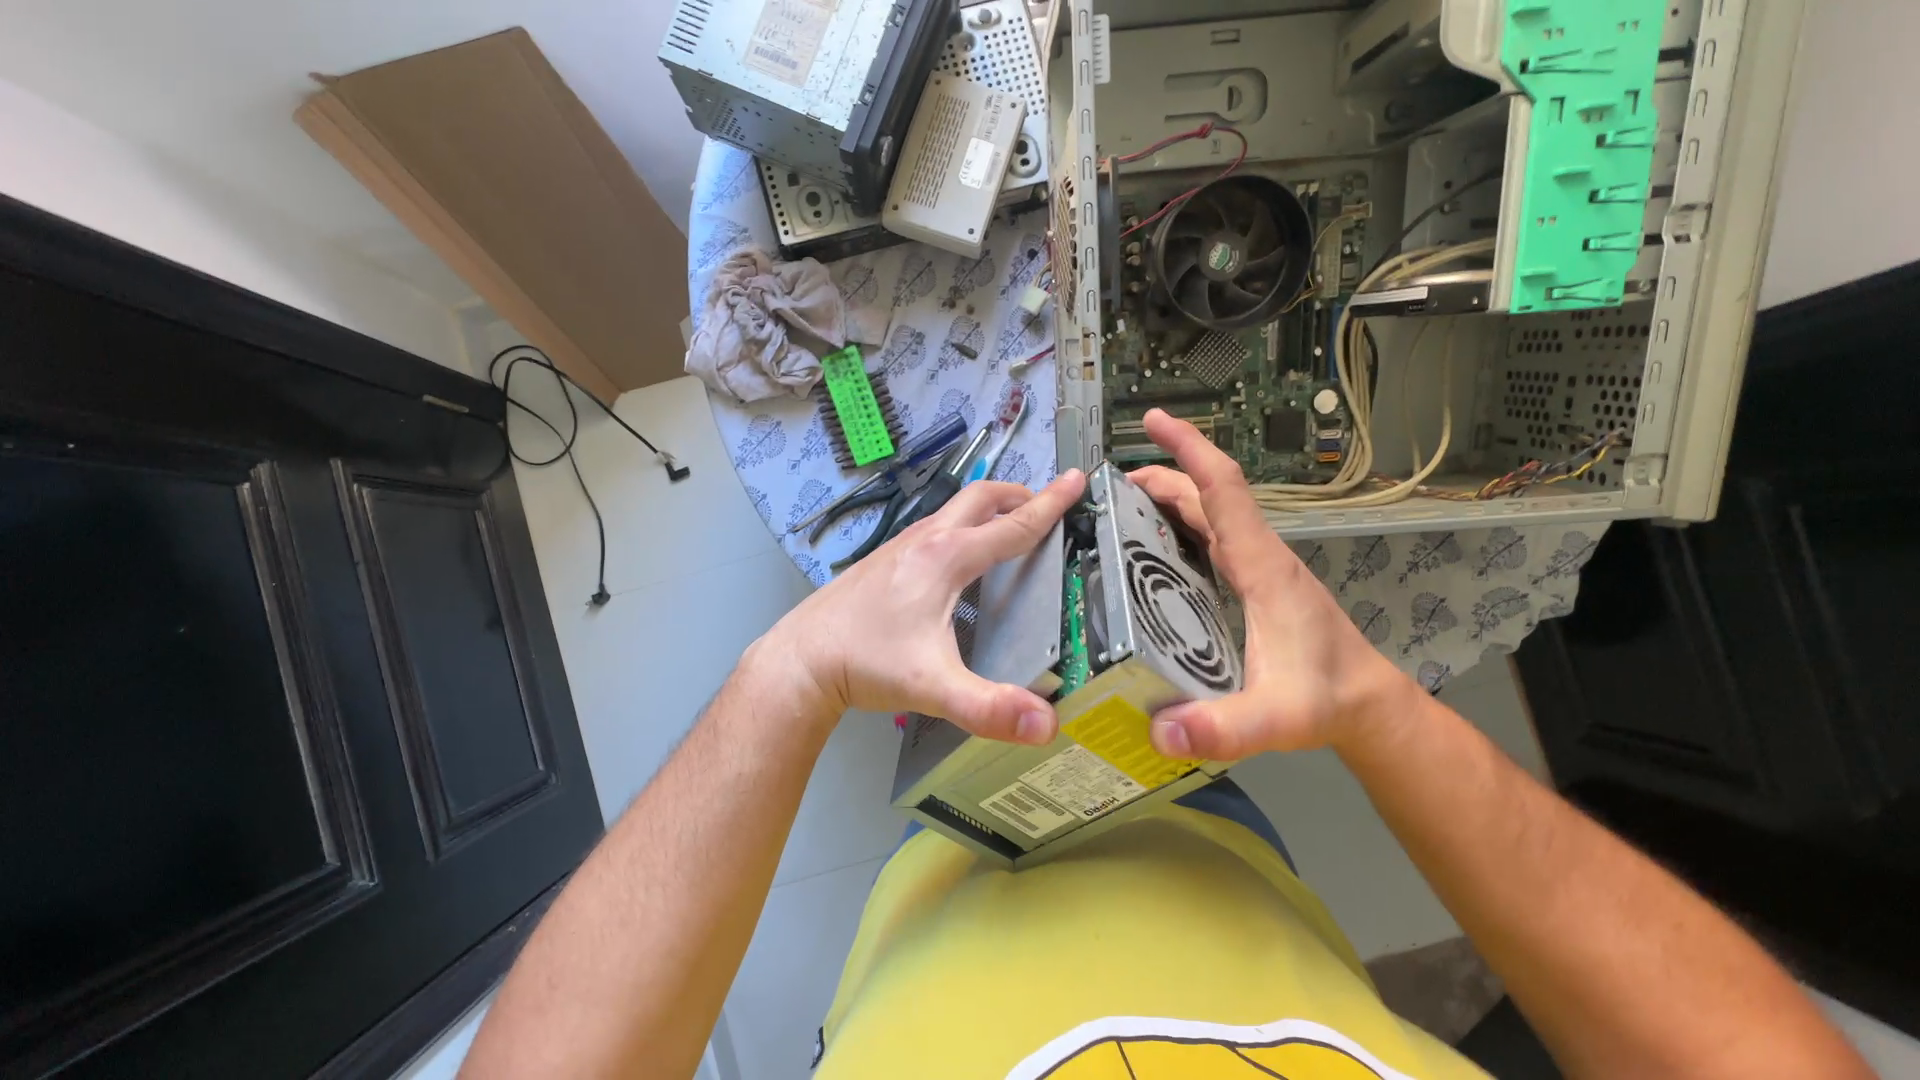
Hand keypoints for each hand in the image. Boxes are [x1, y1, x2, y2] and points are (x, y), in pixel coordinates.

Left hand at [755, 470, 1086, 744]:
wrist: (801, 658)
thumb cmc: (865, 663)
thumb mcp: (932, 687)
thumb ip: (989, 707)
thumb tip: (1046, 724)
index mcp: (947, 559)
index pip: (1012, 526)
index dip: (1050, 505)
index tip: (1076, 480)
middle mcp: (925, 541)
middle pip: (980, 500)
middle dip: (1018, 496)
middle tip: (1045, 505)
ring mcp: (900, 547)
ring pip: (953, 512)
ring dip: (987, 510)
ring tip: (1008, 528)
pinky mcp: (884, 561)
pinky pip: (934, 530)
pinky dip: (962, 529)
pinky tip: (958, 564)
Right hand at [1129, 410, 1410, 759]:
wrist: (1369, 705)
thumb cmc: (1328, 699)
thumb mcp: (1277, 716)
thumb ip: (1224, 727)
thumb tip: (1160, 730)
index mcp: (1261, 566)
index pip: (1223, 489)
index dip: (1189, 449)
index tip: (1155, 419)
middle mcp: (1260, 556)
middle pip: (1208, 496)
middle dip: (1162, 476)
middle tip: (1110, 485)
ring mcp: (1260, 569)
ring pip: (1210, 516)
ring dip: (1171, 500)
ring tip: (1123, 509)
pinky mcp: (1257, 586)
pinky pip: (1213, 540)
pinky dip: (1182, 529)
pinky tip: (1158, 552)